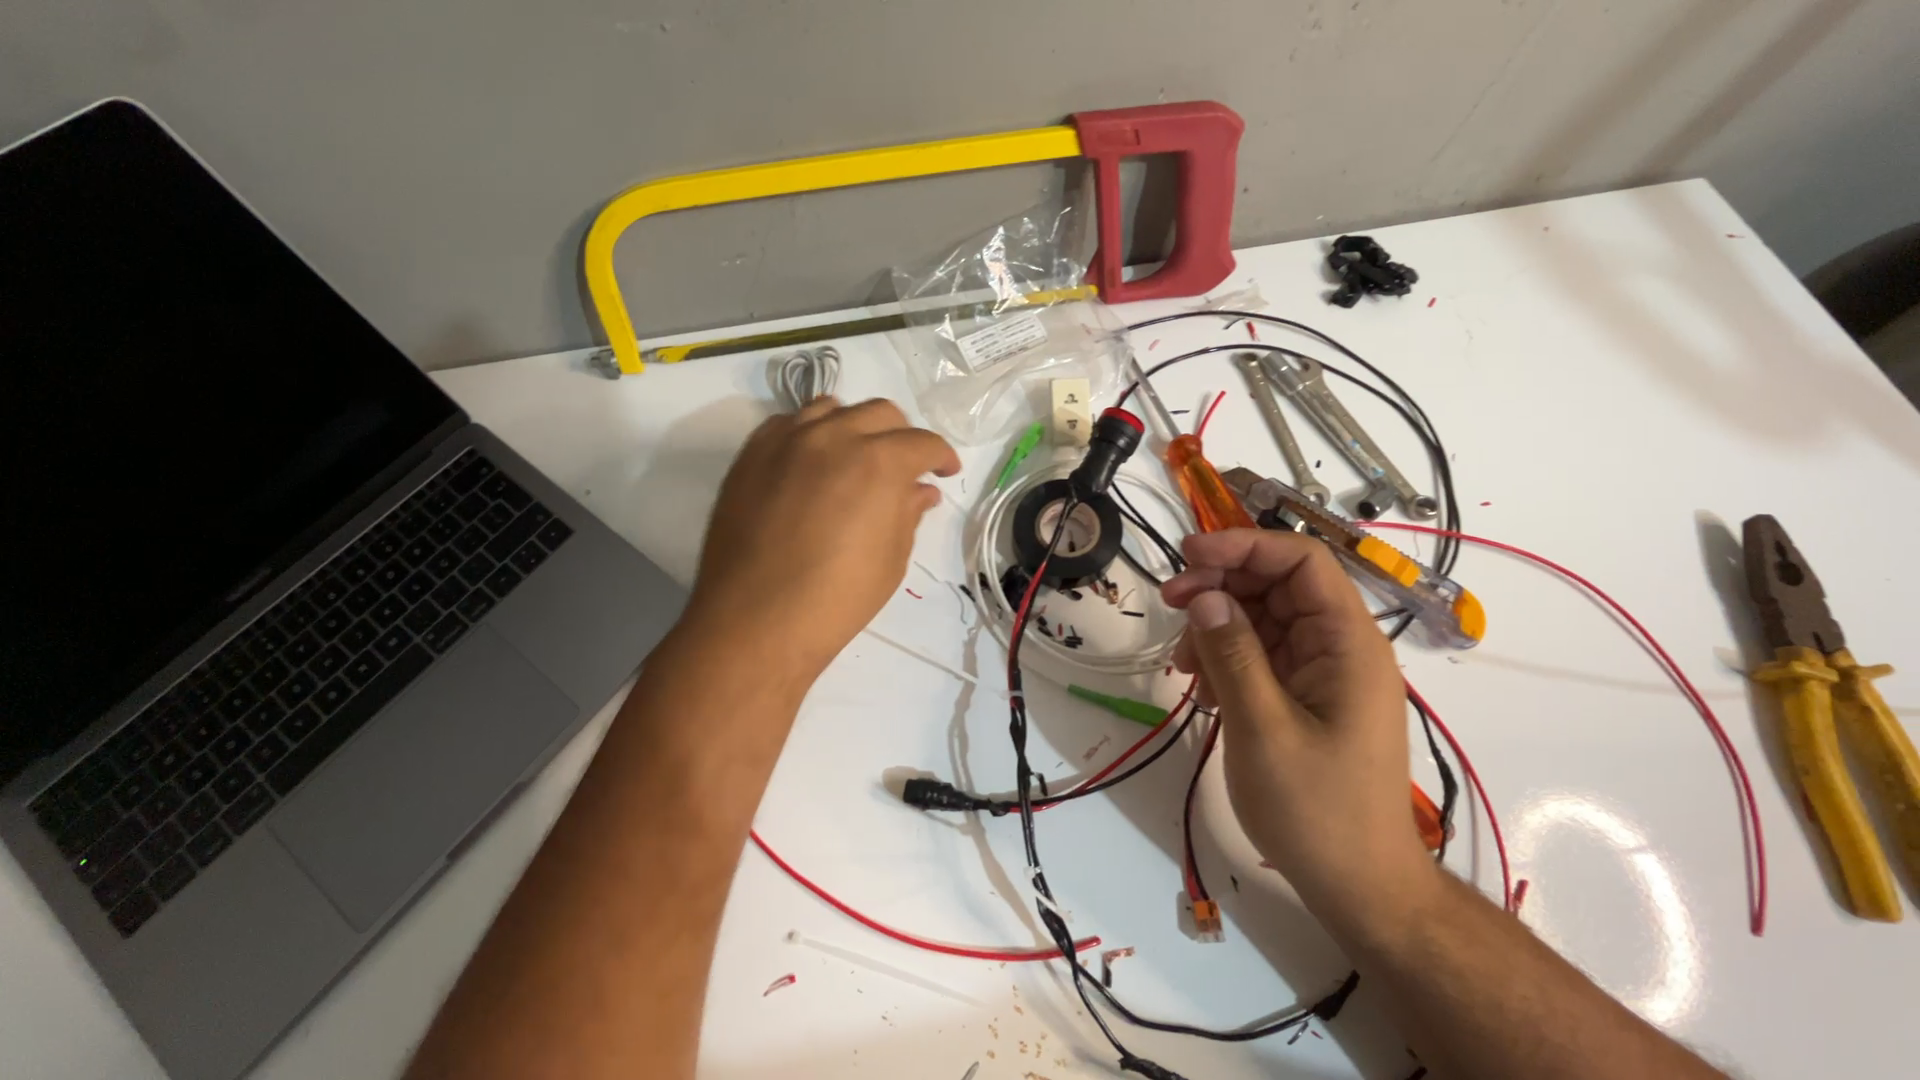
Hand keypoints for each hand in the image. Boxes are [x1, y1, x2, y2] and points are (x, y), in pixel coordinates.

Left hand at [685, 397, 959, 678]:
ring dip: (853, 427)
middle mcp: (834, 436)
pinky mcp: (752, 454)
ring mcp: (787, 440)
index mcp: (878, 462)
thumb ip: (908, 514)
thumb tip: (919, 491)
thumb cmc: (836, 599)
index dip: (941, 457)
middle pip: (880, 414)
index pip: (922, 442)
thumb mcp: (890, 560)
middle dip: (901, 436)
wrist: (756, 619)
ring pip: (831, 409)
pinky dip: (809, 434)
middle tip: (903, 468)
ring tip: (854, 458)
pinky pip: (787, 424)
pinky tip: (811, 463)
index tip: (945, 473)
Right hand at [1162, 529, 1434, 919]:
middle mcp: (1342, 647)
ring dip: (1219, 627)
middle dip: (1222, 586)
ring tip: (1181, 662)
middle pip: (1279, 585)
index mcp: (1348, 643)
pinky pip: (1265, 656)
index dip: (1244, 546)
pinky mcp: (1309, 698)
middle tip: (1170, 605)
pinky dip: (1228, 659)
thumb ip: (1233, 655)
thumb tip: (1206, 596)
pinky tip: (1202, 687)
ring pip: (1266, 619)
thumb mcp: (1263, 728)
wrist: (1359, 884)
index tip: (1187, 557)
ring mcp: (1326, 673)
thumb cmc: (1317, 809)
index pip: (1302, 561)